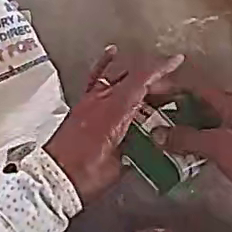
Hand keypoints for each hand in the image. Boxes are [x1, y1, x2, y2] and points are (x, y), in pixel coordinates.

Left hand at [44, 48, 185, 201]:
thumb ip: (140, 148)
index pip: (141, 79)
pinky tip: (112, 53)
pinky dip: (104, 64)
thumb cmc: (87, 174)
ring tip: (154, 81)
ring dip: (137, 76)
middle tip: (173, 88)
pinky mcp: (82, 106)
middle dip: (156, 78)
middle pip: (133, 76)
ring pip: (118, 76)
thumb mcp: (122, 163)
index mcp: (115, 110)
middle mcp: (102, 99)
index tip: (177, 61)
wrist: (55, 178)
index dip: (161, 68)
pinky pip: (95, 79)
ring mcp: (90, 100)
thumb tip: (155, 142)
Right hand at [161, 85, 231, 190]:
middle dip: (178, 104)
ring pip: (210, 115)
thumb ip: (186, 138)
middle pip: (203, 100)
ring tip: (166, 128)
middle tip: (156, 110)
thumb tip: (157, 134)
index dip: (174, 87)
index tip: (153, 90)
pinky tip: (188, 144)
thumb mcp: (216, 147)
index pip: (197, 87)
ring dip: (188, 120)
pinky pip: (216, 128)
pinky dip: (200, 132)